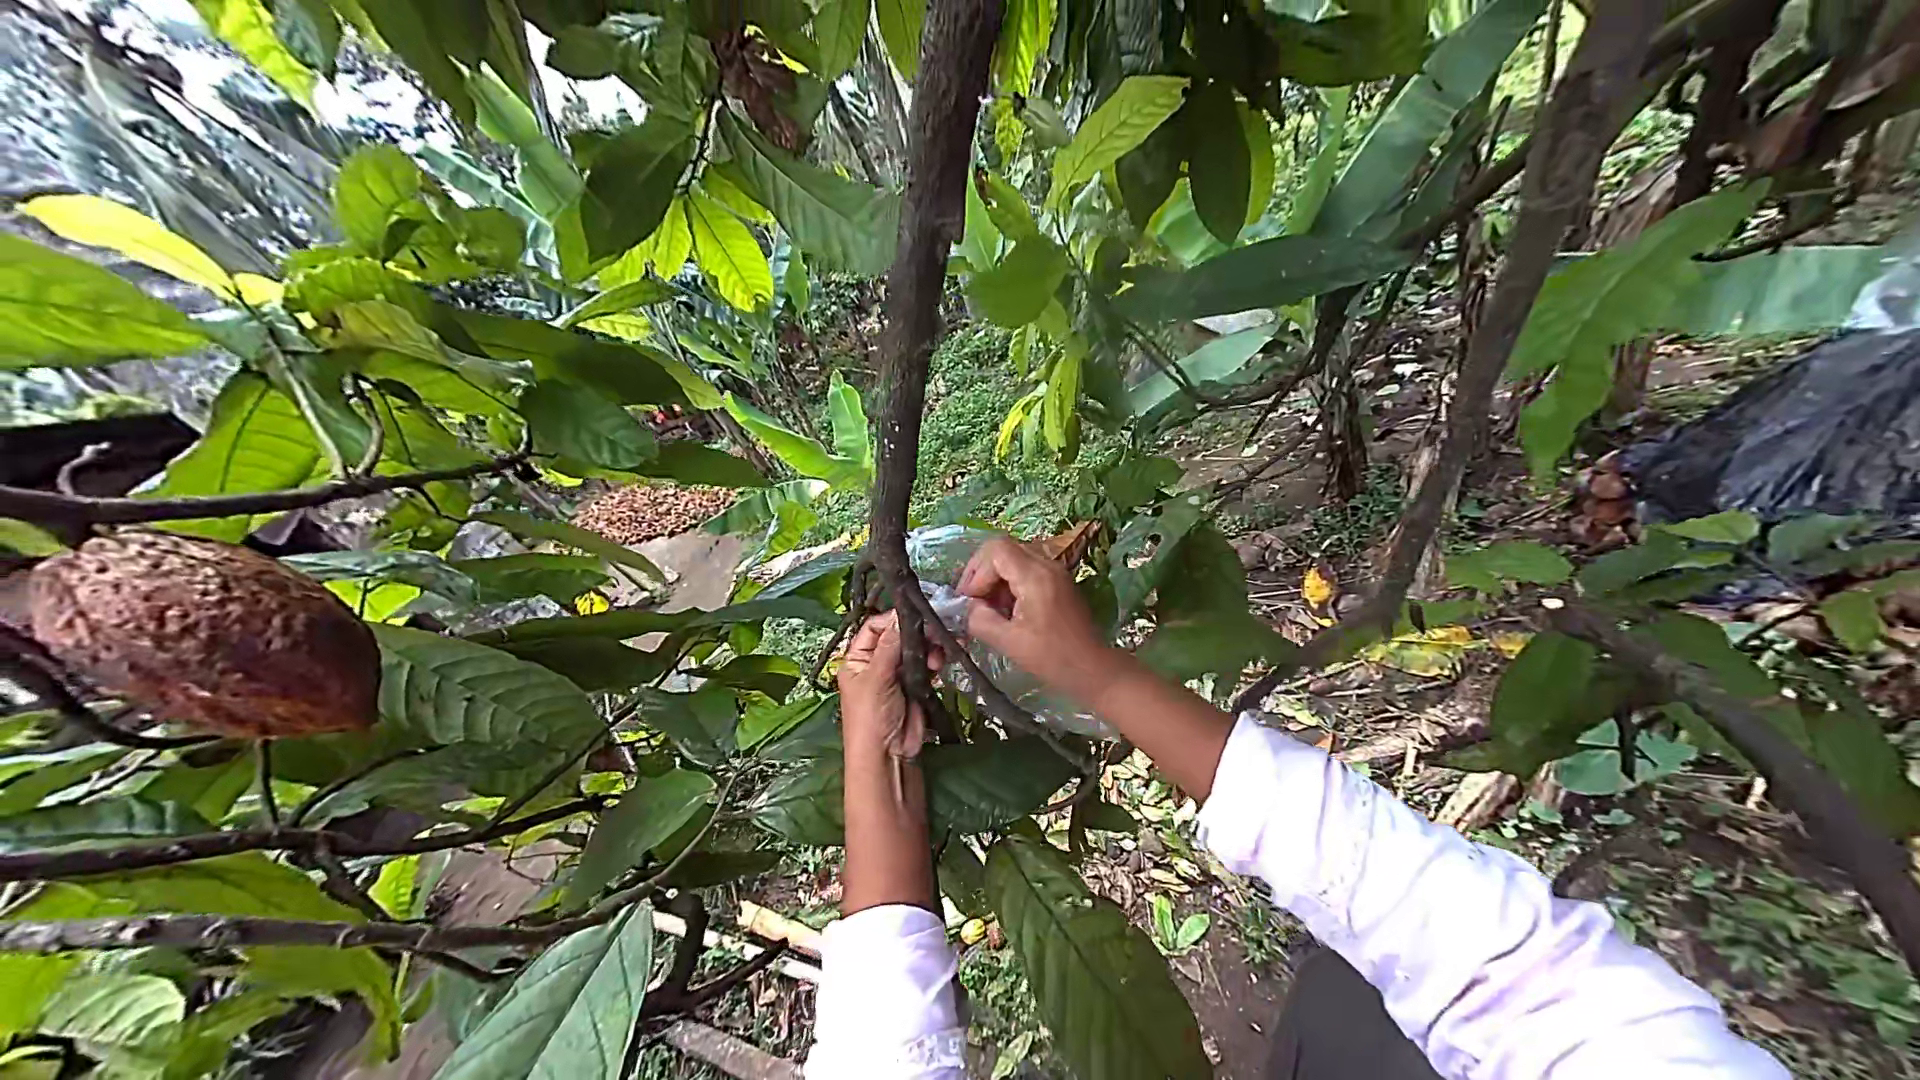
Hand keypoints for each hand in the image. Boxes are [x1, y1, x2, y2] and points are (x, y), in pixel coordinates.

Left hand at [836, 611, 941, 760]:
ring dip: (929, 647)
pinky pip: (927, 664)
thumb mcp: (876, 678)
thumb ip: (890, 646)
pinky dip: (935, 660)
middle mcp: (877, 662)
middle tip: (935, 632)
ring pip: (916, 648)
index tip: (914, 616)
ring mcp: (897, 673)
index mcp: (857, 658)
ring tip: (937, 656)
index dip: (892, 619)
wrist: (889, 756)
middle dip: (917, 633)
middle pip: (899, 635)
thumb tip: (901, 616)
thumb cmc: (871, 717)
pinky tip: (940, 663)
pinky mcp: (916, 684)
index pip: (874, 626)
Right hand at [957, 536, 1112, 697]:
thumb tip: (969, 606)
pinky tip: (1006, 608)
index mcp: (1035, 576)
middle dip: (981, 571)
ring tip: (988, 606)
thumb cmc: (1052, 658)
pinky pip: (1025, 569)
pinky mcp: (1057, 581)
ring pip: (1013, 557)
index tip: (969, 600)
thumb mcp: (1008, 642)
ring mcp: (1055, 571)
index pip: (996, 551)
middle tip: (971, 599)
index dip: (976, 572)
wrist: (1093, 669)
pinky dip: (1009, 582)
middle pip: (1003, 548)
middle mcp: (1047, 565)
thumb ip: (980, 619)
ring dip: (994, 577)